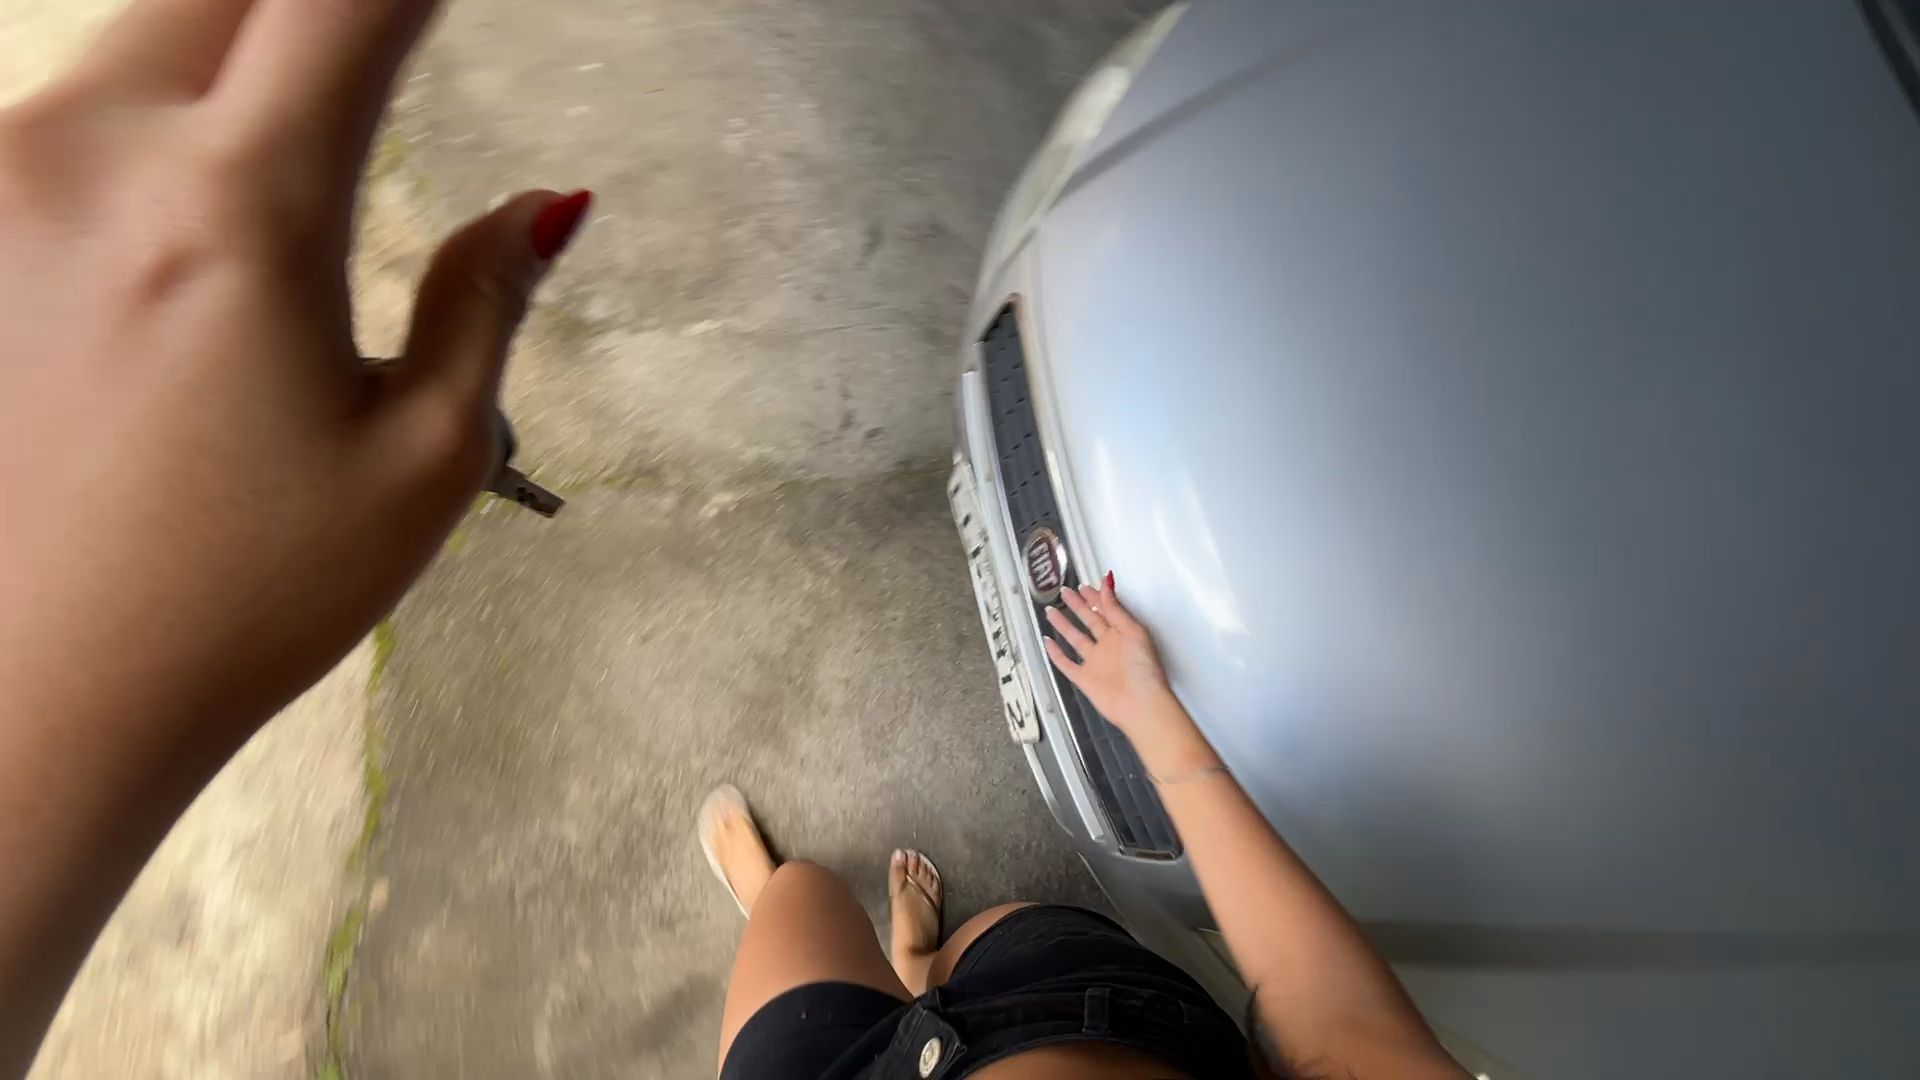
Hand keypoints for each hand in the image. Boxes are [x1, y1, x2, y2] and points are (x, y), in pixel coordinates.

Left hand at [0, 0, 588, 743]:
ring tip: (338, 89)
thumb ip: (487, 299)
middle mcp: (87, 158)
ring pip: (151, 37)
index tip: (453, 1)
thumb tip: (548, 205)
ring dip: (256, 43)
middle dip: (332, 3)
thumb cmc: (275, 577)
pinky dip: (188, 100)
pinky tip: (234, 159)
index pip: (345, 16)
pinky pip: (94, 109)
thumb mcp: (435, 446)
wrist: (52, 686)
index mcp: (240, 214)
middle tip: (407, 27)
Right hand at [1044, 579, 1218, 774]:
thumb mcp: (1132, 631)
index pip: (1105, 609)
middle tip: (1065, 593)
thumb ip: (1116, 609)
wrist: (1140, 705)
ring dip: (1063, 625)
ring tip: (1051, 611)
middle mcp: (1108, 646)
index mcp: (1122, 633)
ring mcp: (1095, 663)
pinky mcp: (1085, 679)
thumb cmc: (1144, 671)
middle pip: (1089, 620)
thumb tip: (1107, 584)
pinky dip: (1056, 654)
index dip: (1094, 596)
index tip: (1084, 585)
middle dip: (1077, 605)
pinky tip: (1048, 643)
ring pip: (1075, 639)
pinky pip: (1066, 663)